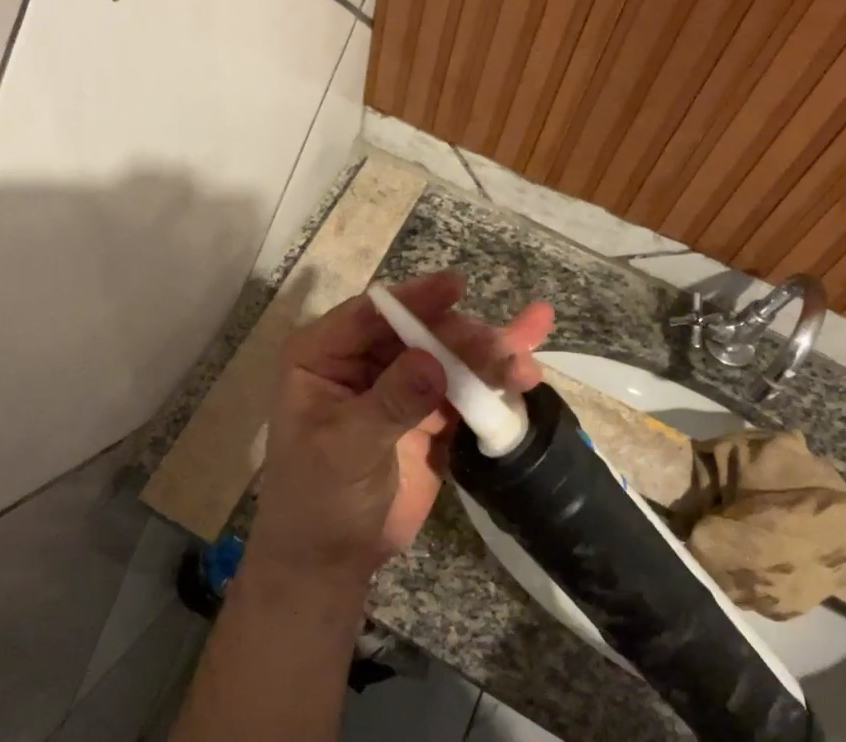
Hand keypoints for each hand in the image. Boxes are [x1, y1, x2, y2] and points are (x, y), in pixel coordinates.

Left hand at [249, 271, 553, 583]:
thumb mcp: (346, 447)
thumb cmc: (318, 498)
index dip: (415, 299)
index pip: (372, 315)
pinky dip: (494, 388)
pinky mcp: (429, 415)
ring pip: (449, 359)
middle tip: (504, 350)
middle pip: (420, 333)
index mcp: (323, 356)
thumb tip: (434, 362)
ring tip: (527, 365)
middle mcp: (362, 361)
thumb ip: (391, 402)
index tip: (457, 286)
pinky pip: (465, 392)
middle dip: (464, 337)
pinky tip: (527, 380)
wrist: (331, 559)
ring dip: (489, 359)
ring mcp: (400, 386)